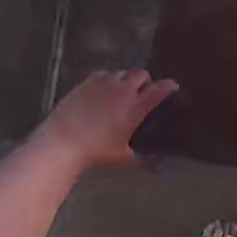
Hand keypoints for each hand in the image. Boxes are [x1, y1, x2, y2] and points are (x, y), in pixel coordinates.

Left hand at [32, 69, 179, 168]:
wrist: (63, 142)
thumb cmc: (96, 151)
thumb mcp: (124, 157)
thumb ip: (143, 158)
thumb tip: (158, 164)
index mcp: (136, 108)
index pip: (159, 90)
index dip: (169, 86)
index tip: (173, 86)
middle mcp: (123, 91)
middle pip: (142, 74)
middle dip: (146, 81)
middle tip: (142, 91)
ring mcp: (105, 84)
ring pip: (123, 72)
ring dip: (127, 79)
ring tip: (122, 90)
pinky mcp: (87, 82)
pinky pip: (105, 73)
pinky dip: (109, 79)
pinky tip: (104, 90)